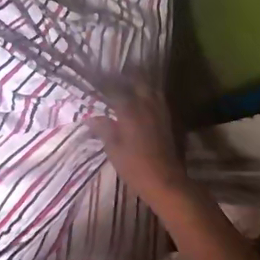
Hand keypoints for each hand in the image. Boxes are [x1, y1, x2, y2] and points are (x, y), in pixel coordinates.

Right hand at [89, 81, 192, 201]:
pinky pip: (159, 100)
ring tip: (129, 89)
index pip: (115, 89)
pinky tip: (144, 103)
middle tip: (113, 82)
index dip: (104, 82)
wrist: (165, 180)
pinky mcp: (168, 120)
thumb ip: (104, 129)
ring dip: (140, 85)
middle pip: (137, 82)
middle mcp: (146, 105)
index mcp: (129, 110)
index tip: (95, 79)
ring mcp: (160, 111)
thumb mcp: (113, 149)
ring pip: (150, 89)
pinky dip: (150, 96)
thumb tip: (91, 118)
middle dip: (125, 79)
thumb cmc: (134, 166)